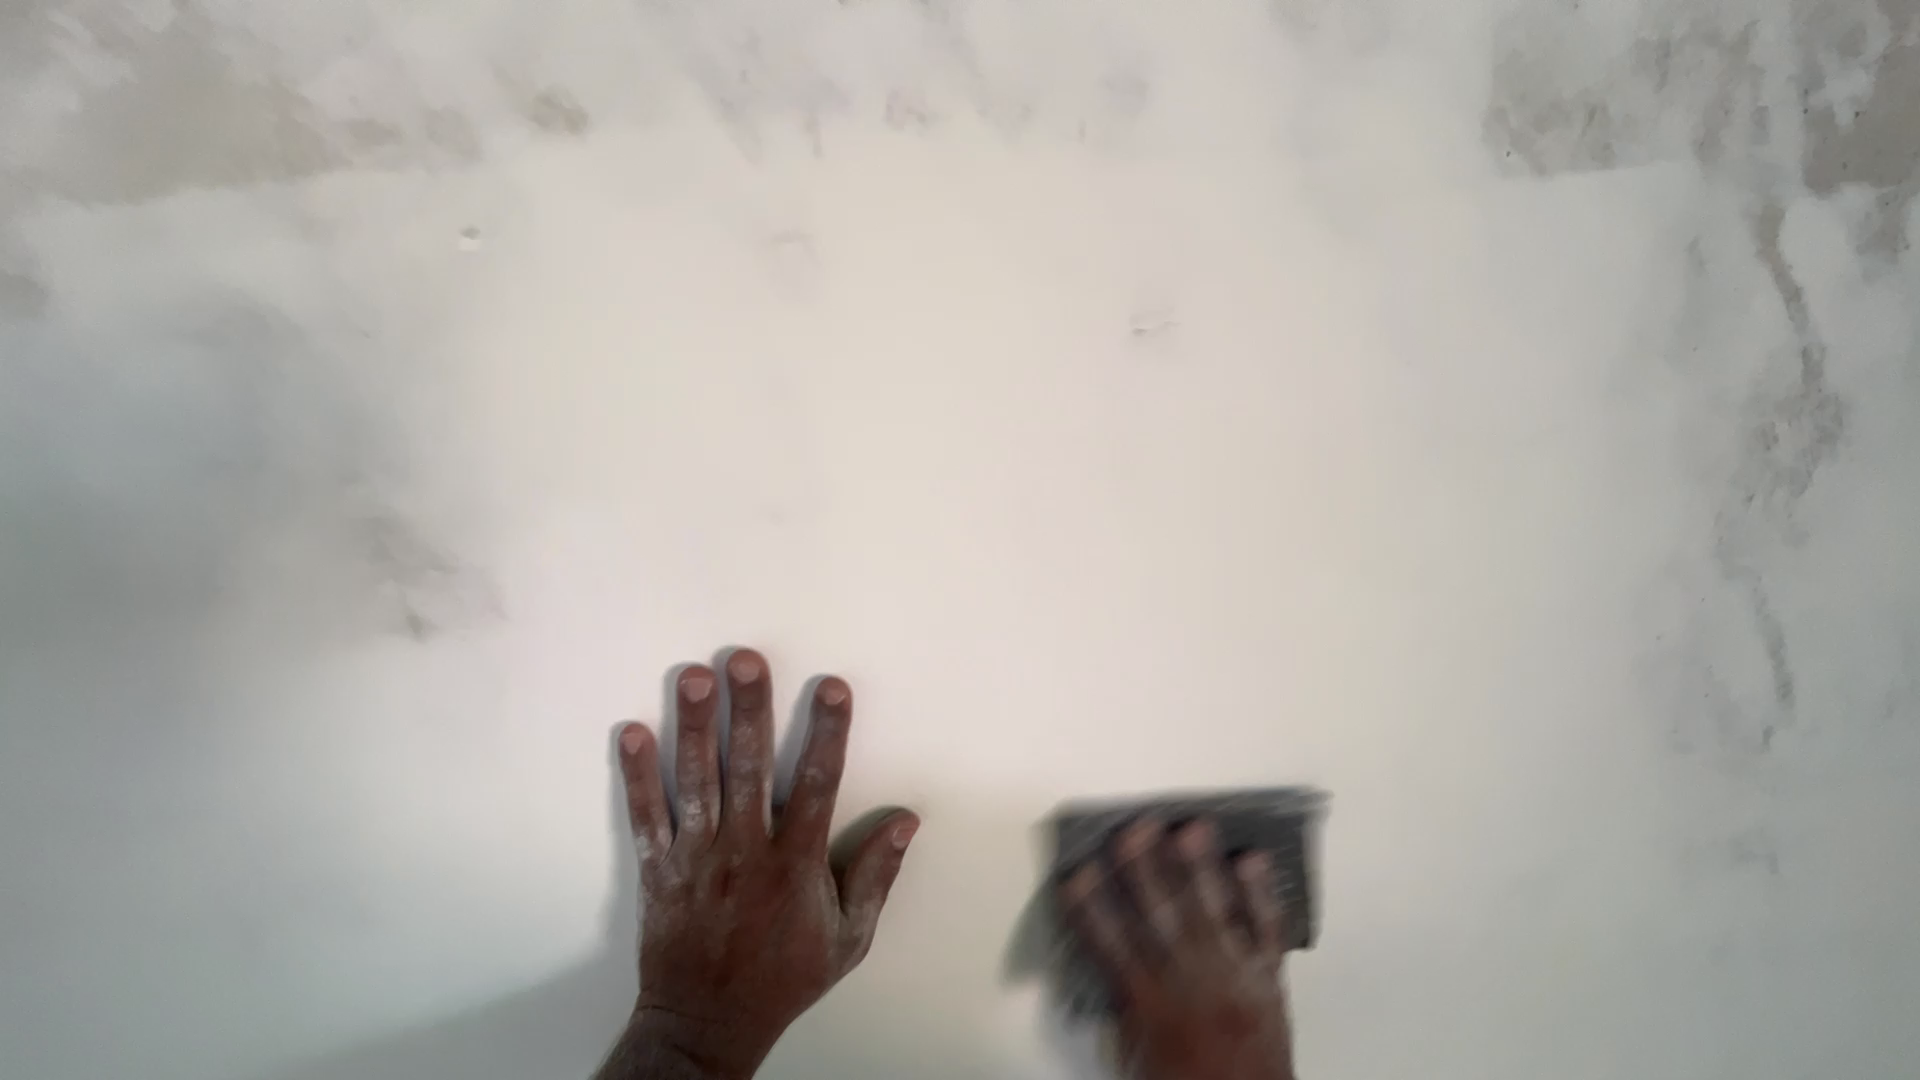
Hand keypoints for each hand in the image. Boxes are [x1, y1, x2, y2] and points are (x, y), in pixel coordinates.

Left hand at [601, 650, 919, 1079]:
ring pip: (696, 781)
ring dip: (693, 727)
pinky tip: (631, 732)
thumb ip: (877, 876)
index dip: (828, 732)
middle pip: (749, 768)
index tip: (832, 687)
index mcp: (795, 863)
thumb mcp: (848, 938)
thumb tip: (907, 820)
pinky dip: (637, 775)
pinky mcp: (660, 870)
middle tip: (743, 660)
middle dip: (749, 710)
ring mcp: (698, 858)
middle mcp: (745, 851)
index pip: (818, 784)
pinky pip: (647, 817)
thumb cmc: (784, 976)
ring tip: (691, 676)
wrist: (705, 1026)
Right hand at [1057, 818, 1296, 1079]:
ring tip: (1192, 828)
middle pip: (1161, 917)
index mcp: (1149, 1001)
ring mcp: (1232, 975)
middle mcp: (1189, 983)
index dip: (1089, 907)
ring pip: (1212, 913)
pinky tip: (1252, 860)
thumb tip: (1108, 947)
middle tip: (1135, 830)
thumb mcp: (1136, 1047)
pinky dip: (1261, 895)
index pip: (1108, 945)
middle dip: (1146, 871)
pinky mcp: (1268, 976)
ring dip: (1201, 868)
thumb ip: (1123, 993)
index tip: (1075, 872)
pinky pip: (1266, 931)